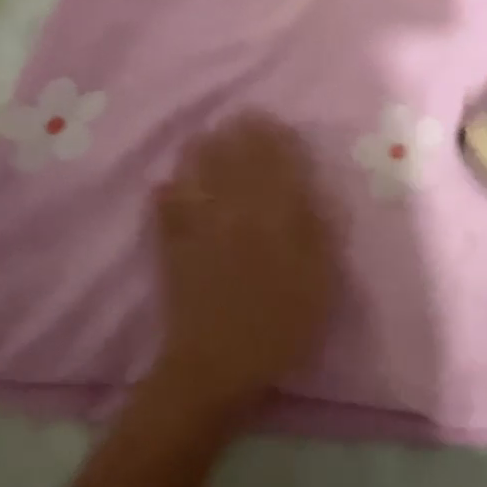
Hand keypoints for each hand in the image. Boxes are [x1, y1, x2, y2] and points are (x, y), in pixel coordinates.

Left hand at [152, 115, 337, 404]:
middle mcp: (233, 209)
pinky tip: (171, 182)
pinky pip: (165, 207)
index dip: (277, 138)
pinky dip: (168, 190)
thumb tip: (312, 187)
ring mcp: (197, 226)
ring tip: (210, 138)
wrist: (218, 367)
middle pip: (233, 158)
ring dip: (203, 151)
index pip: (275, 160)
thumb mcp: (321, 277)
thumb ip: (317, 228)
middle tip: (246, 119)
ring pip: (196, 173)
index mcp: (273, 213)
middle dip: (240, 134)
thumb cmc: (282, 324)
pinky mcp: (171, 247)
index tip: (280, 124)